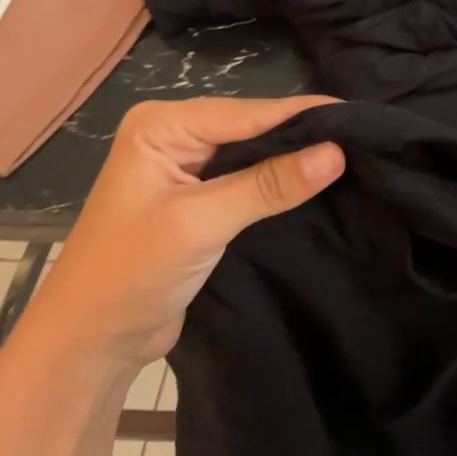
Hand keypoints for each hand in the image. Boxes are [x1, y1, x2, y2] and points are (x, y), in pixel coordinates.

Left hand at [28, 95, 344, 369]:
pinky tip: (316, 184)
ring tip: (354, 156)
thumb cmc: (132, 272)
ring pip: (254, 155)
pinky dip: (279, 184)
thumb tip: (336, 153)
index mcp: (161, 126)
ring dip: (294, 160)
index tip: (360, 117)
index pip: (246, 113)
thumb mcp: (201, 223)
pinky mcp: (200, 202)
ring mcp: (187, 170)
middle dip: (302, 135)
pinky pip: (248, 181)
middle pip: (252, 128)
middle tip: (365, 138)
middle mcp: (174, 137)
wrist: (92, 342)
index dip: (302, 115)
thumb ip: (267, 185)